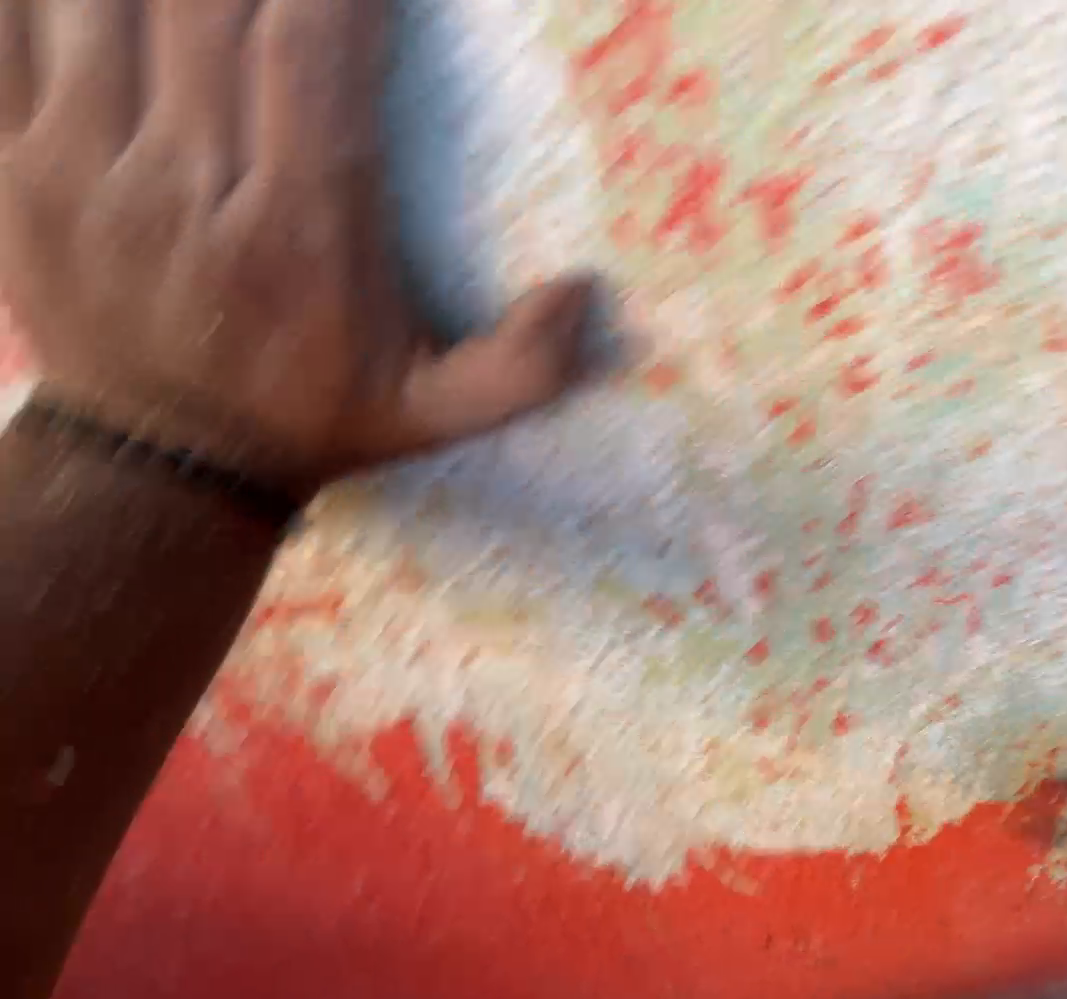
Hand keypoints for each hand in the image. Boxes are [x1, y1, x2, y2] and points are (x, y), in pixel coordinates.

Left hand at [0, 0, 593, 498]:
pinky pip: (3, 27)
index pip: (308, 57)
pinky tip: (118, 12)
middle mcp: (184, 180)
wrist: (168, 457)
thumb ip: (529, 367)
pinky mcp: (4, 158)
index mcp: (302, 230)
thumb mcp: (447, 414)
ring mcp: (74, 160)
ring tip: (232, 1)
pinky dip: (53, 2)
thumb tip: (579, 289)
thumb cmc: (326, 418)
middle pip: (205, 5)